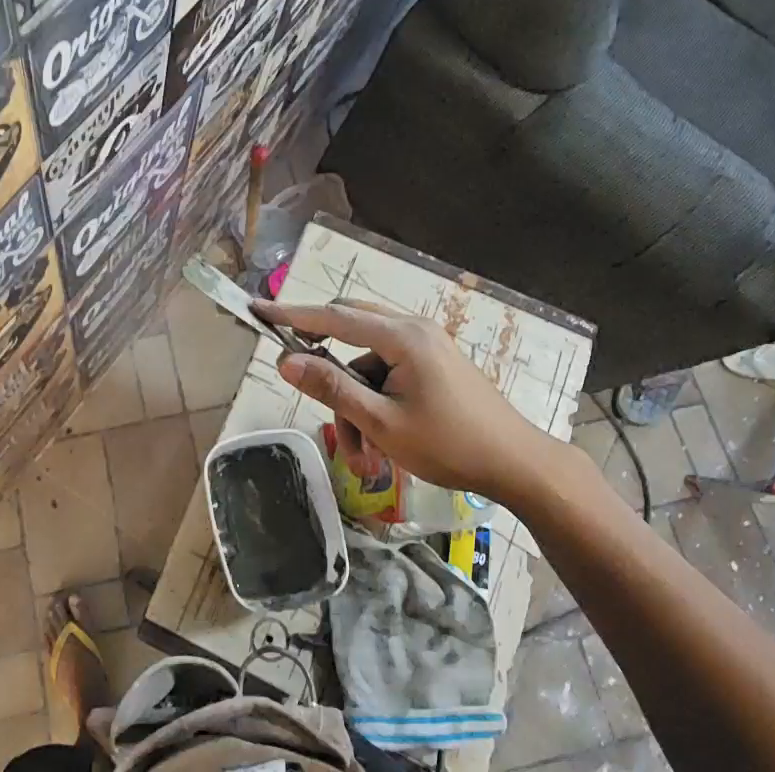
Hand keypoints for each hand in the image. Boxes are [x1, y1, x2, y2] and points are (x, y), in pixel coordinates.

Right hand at [252, 297, 573, 510]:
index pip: (333, 317)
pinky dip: (373, 404)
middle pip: (348, 329)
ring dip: (353, 404)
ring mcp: (425, 346)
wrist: (517, 464)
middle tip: (298, 383)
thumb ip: (332, 388)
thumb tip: (285, 361)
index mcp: (402, 336)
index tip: (257, 309)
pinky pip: (386, 373)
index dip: (291, 315)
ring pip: (366, 362)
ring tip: (360, 457)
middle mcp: (413, 330)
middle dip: (325, 371)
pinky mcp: (432, 364)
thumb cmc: (450, 445)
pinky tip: (379, 447)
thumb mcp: (382, 422)